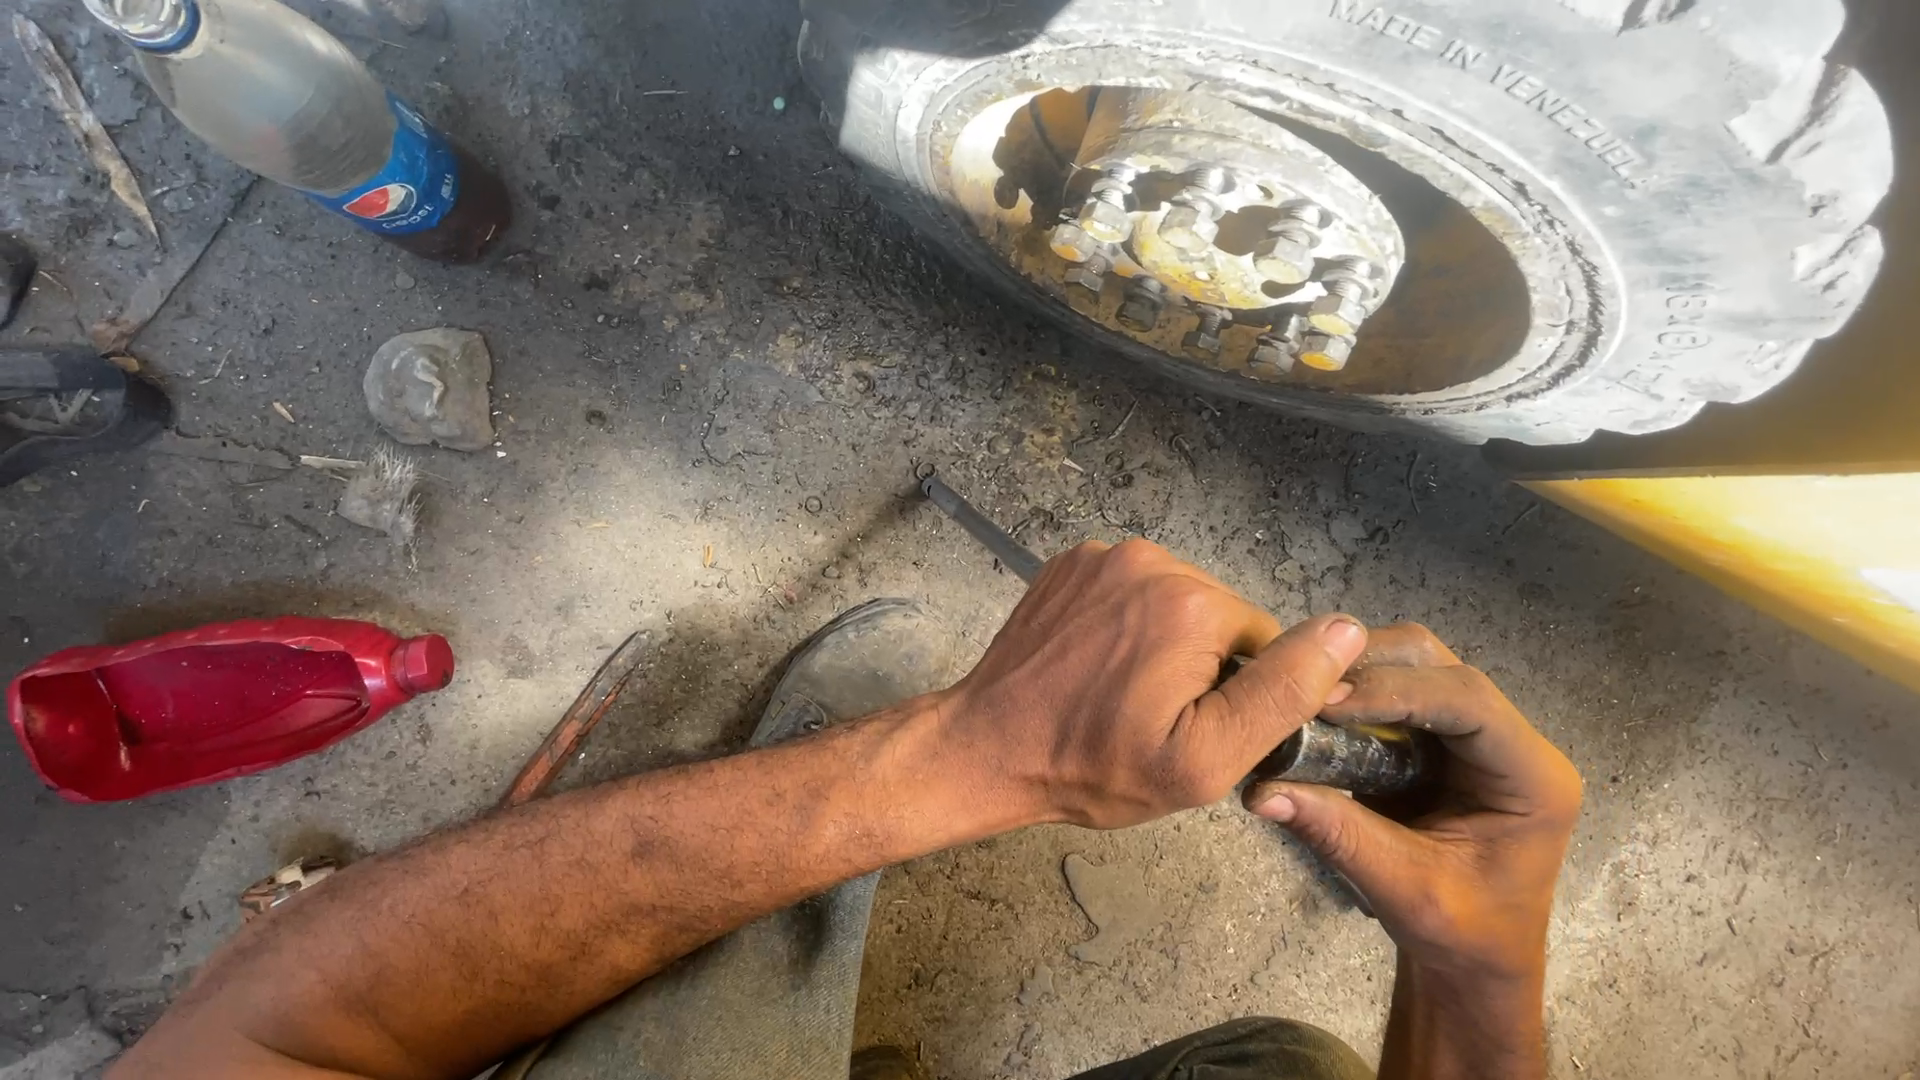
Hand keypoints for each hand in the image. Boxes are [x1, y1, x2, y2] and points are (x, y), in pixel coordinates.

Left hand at [938, 537, 1368, 829]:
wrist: (988, 745)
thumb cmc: (1094, 765)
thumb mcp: (1206, 757)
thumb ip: (1283, 691)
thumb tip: (1347, 629)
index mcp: (1191, 602)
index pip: (1264, 639)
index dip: (1240, 691)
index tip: (1192, 724)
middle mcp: (1149, 558)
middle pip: (1217, 614)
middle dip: (1202, 663)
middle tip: (1152, 713)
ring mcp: (1100, 554)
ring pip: (1173, 600)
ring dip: (1163, 641)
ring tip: (1119, 689)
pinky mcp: (1068, 562)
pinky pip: (1128, 589)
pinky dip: (1124, 622)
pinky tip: (1093, 663)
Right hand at [1242, 623, 1581, 980]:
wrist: (1474, 959)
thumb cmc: (1461, 933)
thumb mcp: (1402, 889)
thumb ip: (1337, 833)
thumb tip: (1259, 791)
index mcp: (1530, 777)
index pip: (1468, 701)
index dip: (1395, 690)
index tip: (1325, 702)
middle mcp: (1509, 740)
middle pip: (1438, 663)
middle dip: (1369, 664)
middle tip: (1306, 687)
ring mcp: (1472, 733)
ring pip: (1414, 661)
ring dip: (1357, 668)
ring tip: (1304, 691)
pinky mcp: (1436, 734)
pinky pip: (1393, 684)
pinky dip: (1352, 685)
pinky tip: (1315, 702)